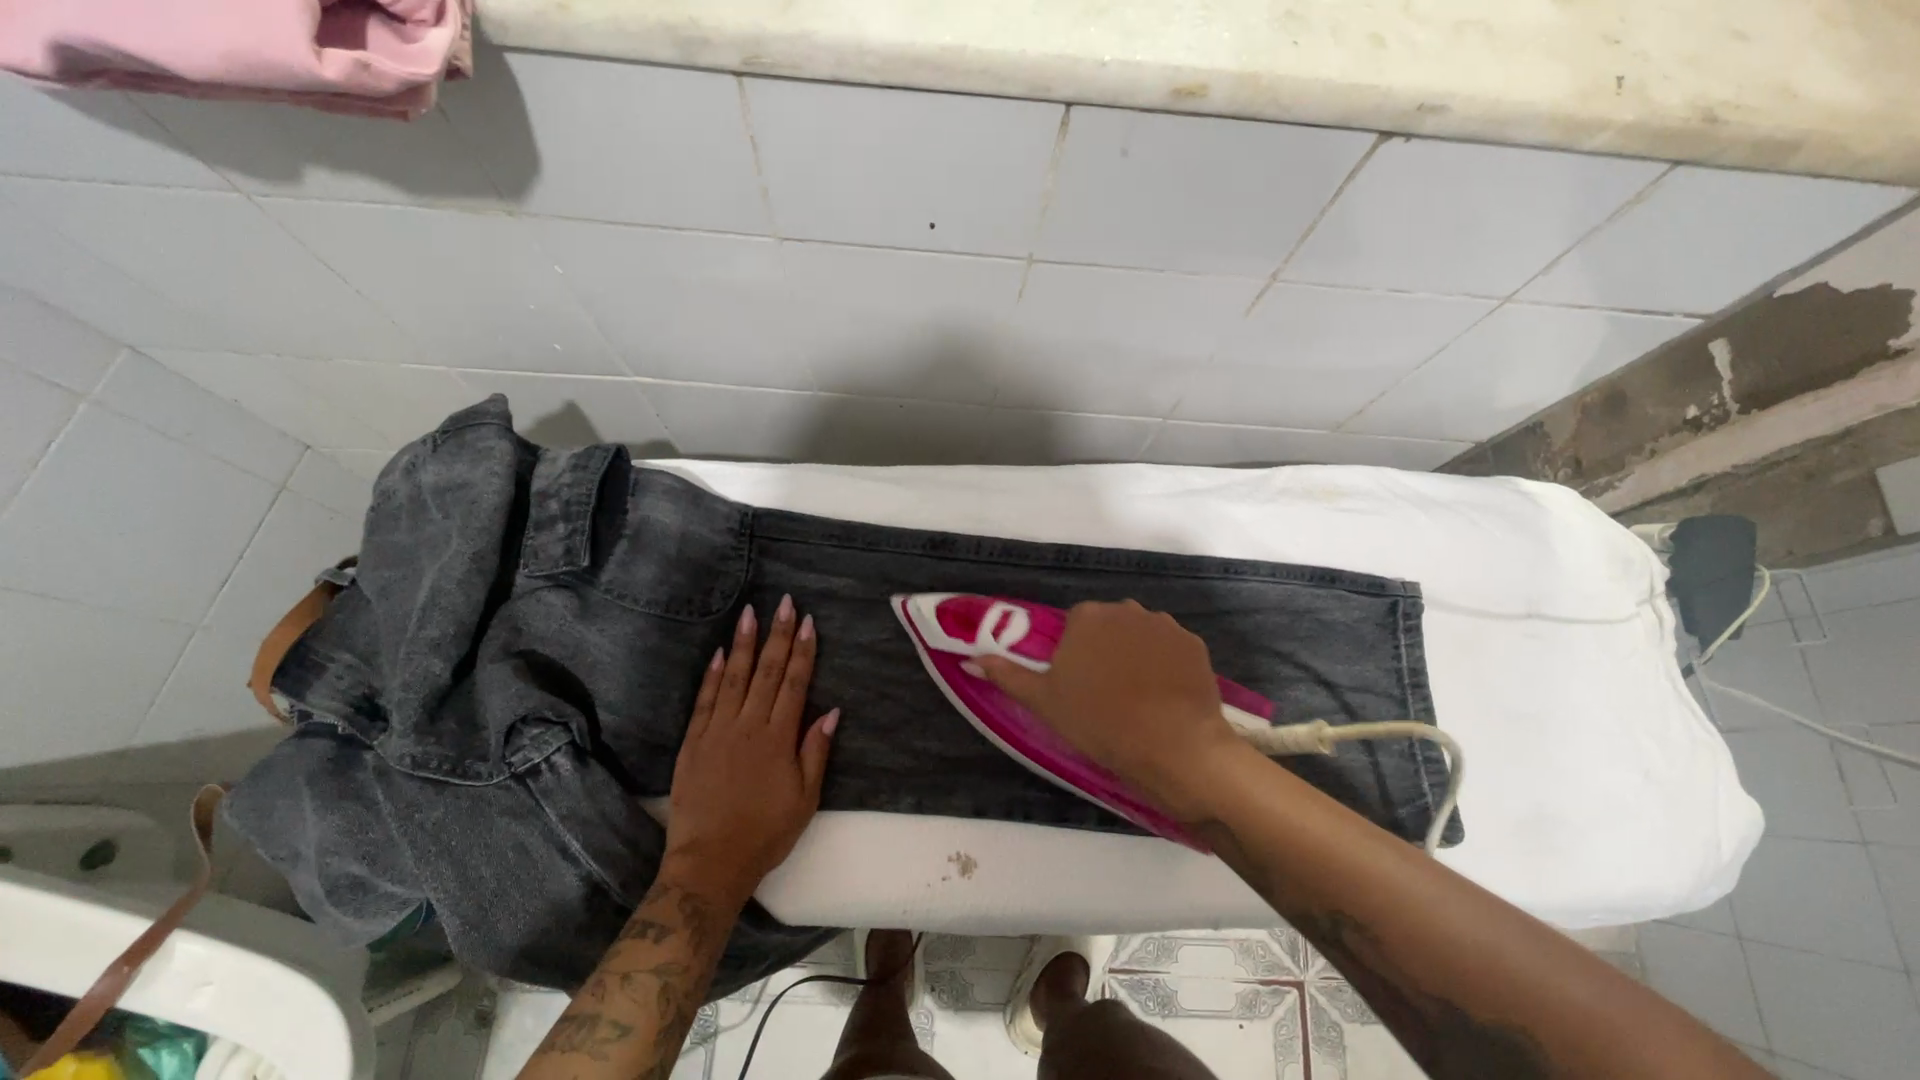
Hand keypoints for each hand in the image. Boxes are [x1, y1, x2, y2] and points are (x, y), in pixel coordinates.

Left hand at [663, 595, 836, 905]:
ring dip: (745, 643)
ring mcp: (718, 731)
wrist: (711, 860)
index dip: (803, 651)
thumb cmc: (766, 832)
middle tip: (784, 603)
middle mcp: (749, 726)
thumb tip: (831, 711)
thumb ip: (815, 751)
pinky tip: (720, 652)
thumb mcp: (805, 799)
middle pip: (767, 672)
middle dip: (778, 635)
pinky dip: (712, 674)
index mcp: (779, 738)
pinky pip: (704, 700)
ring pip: (734, 677)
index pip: (795, 683)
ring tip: (750, 612)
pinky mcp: (693, 742)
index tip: (808, 622)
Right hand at [976, 600, 1247, 824]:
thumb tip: (971, 659)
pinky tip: (1164, 700)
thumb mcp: (1043, 702)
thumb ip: (1007, 675)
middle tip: (1105, 696)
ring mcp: (1165, 625)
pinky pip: (1172, 652)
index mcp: (1087, 616)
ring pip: (1142, 638)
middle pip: (1110, 627)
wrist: (1172, 744)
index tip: (1078, 688)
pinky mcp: (1194, 644)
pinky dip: (1167, 669)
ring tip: (1138, 701)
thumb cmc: (1098, 721)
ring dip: (1137, 658)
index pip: (1075, 627)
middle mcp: (1127, 609)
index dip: (1075, 658)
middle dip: (1106, 653)